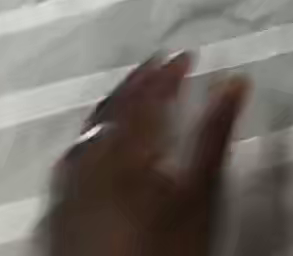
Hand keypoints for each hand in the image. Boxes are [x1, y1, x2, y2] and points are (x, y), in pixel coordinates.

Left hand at [43, 54, 249, 255]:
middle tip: (158, 66)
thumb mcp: (202, 193)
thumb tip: (235, 79)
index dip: (166, 73)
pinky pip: (70, 167)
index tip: (188, 55)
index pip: (145, 98)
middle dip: (135, 85)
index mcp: (122, 153)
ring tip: (131, 100)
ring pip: (85, 139)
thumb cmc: (169, 252)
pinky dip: (91, 145)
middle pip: (109, 113)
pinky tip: (99, 153)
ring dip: (110, 112)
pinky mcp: (56, 228)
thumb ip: (216, 131)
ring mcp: (65, 200)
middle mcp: (87, 167)